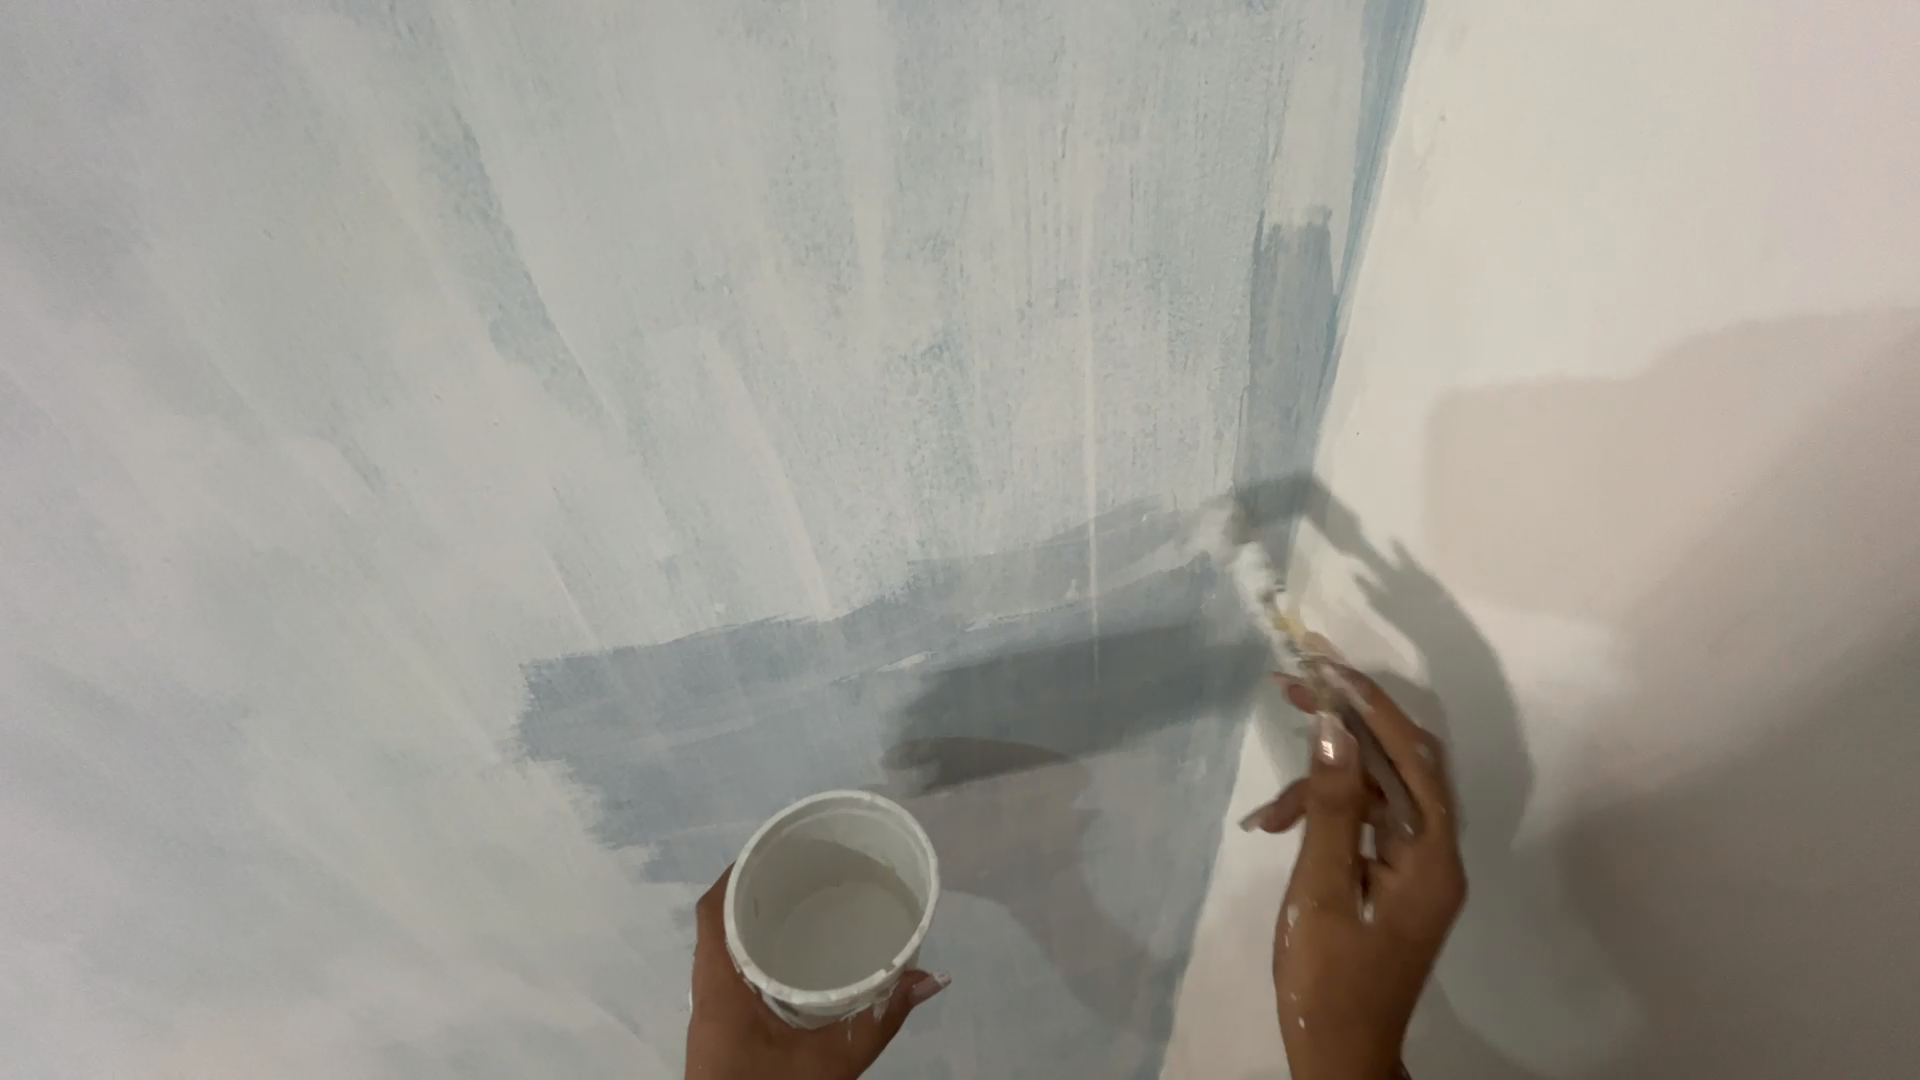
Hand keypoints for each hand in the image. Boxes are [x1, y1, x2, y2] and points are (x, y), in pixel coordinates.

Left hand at [684, 866, 947, 1079]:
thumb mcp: (832, 1064)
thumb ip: (880, 1018)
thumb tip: (932, 977)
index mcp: (720, 990)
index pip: (711, 913)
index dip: (733, 873)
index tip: (770, 849)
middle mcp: (707, 997)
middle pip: (715, 924)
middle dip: (750, 890)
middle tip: (797, 869)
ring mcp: (710, 1017)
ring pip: (720, 950)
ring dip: (750, 922)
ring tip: (798, 900)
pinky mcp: (720, 1034)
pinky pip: (729, 974)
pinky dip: (753, 953)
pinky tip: (790, 955)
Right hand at [1243, 663, 1465, 1079]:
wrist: (1338, 1046)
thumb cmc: (1328, 972)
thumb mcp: (1322, 884)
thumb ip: (1331, 803)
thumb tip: (1334, 727)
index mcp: (1431, 856)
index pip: (1410, 756)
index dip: (1370, 704)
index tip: (1325, 665)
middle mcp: (1435, 851)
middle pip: (1398, 762)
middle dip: (1347, 721)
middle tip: (1293, 685)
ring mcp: (1415, 863)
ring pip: (1372, 791)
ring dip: (1319, 784)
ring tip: (1267, 811)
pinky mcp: (1392, 872)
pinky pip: (1360, 820)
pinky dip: (1319, 815)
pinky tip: (1275, 828)